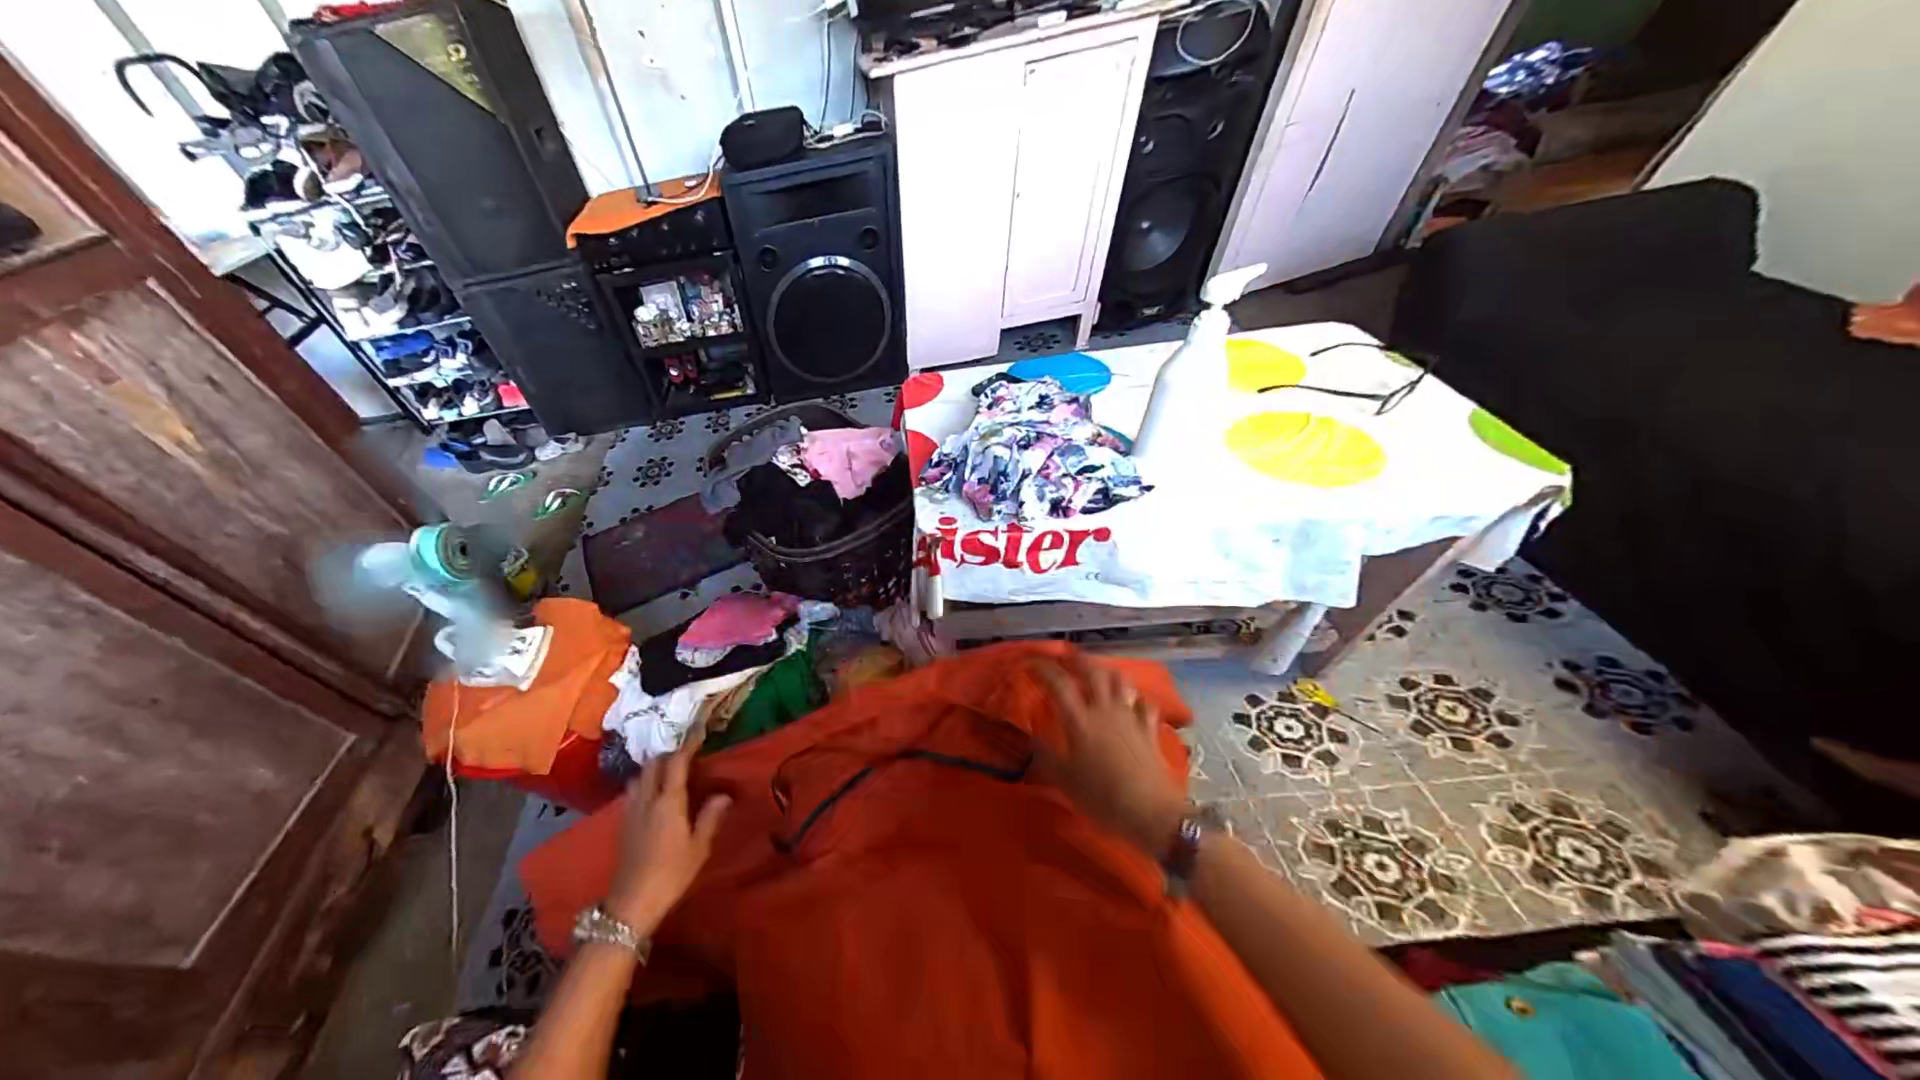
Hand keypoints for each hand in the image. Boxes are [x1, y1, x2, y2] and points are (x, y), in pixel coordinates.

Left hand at [605, 728, 731, 930]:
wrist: (632, 903)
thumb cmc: (672, 874)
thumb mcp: (699, 847)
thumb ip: (711, 817)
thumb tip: (723, 795)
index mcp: (668, 802)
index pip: (676, 763)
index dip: (687, 746)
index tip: (699, 734)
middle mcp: (647, 800)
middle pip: (653, 765)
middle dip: (668, 754)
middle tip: (686, 753)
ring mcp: (631, 811)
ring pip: (639, 777)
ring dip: (653, 768)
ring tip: (669, 771)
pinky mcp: (623, 824)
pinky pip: (633, 792)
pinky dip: (644, 783)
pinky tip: (653, 795)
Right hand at [1032, 657, 1186, 855]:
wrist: (1151, 812)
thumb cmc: (1102, 797)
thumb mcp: (1064, 780)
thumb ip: (1045, 755)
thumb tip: (1030, 737)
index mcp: (1080, 720)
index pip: (1057, 683)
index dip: (1042, 670)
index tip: (1030, 666)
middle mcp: (1105, 710)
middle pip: (1092, 671)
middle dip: (1076, 660)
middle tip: (1064, 660)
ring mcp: (1131, 716)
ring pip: (1119, 680)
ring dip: (1105, 671)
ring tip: (1095, 673)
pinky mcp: (1150, 728)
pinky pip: (1143, 702)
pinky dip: (1134, 697)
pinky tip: (1130, 702)